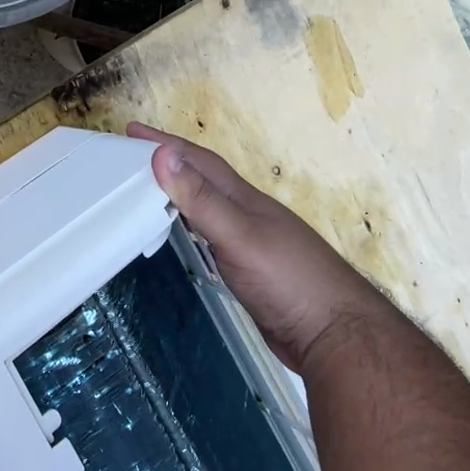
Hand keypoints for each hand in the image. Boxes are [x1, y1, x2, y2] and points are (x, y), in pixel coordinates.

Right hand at [129, 123, 394, 372]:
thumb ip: (200, 198)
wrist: (338, 339)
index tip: (132, 131)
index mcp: (245, 200)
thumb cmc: (289, 281)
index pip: (200, 162)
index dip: (166, 144)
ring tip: (149, 185)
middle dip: (169, 161)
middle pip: (204, 178)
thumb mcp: (238, 235)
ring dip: (180, 188)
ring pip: (208, 205)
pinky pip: (210, 232)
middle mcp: (248, 214)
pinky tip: (185, 231)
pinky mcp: (251, 269)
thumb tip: (162, 154)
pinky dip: (190, 221)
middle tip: (131, 155)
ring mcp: (252, 242)